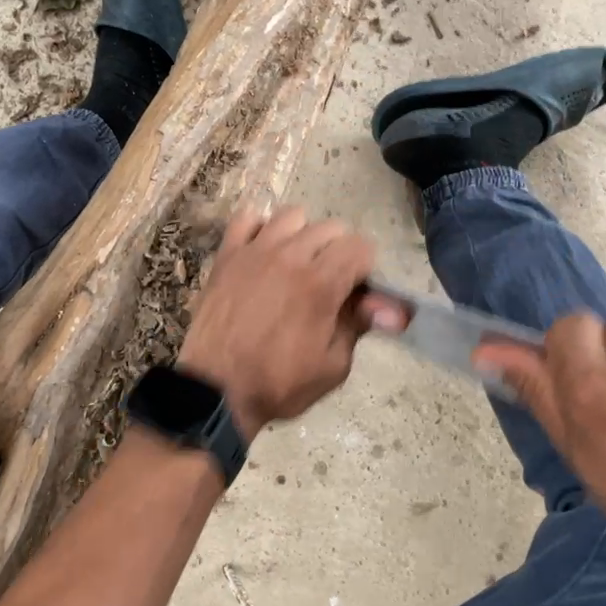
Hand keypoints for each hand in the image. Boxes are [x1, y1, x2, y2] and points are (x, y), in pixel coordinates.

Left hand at [176, 206, 405, 438]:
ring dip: (303, 235)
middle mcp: (290, 256)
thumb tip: (389, 306)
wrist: (216, 389)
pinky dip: (260, 228)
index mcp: (321, 283)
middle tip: (329, 282)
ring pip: (292, 216)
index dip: (365, 268)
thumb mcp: (333, 365)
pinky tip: (263, 251)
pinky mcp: (227, 255)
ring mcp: (255, 251)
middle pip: (330, 228)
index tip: (356, 290)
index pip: (360, 246)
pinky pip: (247, 218)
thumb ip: (358, 325)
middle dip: (338, 252)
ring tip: (296, 264)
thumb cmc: (279, 383)